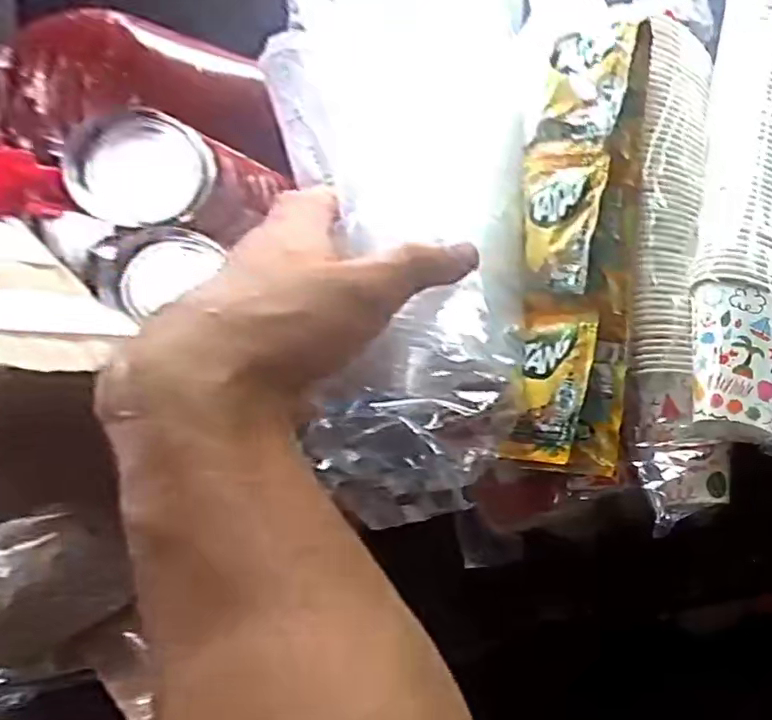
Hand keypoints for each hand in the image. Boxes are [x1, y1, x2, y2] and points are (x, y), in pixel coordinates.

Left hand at [95, 188, 477, 437]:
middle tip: (405, 268)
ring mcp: (262, 305)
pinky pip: (311, 332)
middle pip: (312, 246)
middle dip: (354, 253)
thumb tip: (468, 248)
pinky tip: (369, 352)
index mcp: (288, 234)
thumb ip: (416, 267)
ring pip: (311, 291)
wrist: (220, 382)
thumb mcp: (367, 287)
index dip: (347, 201)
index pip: (314, 201)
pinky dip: (340, 336)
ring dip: (346, 298)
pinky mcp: (266, 346)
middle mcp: (266, 262)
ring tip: (397, 313)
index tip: (383, 212)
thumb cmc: (292, 317)